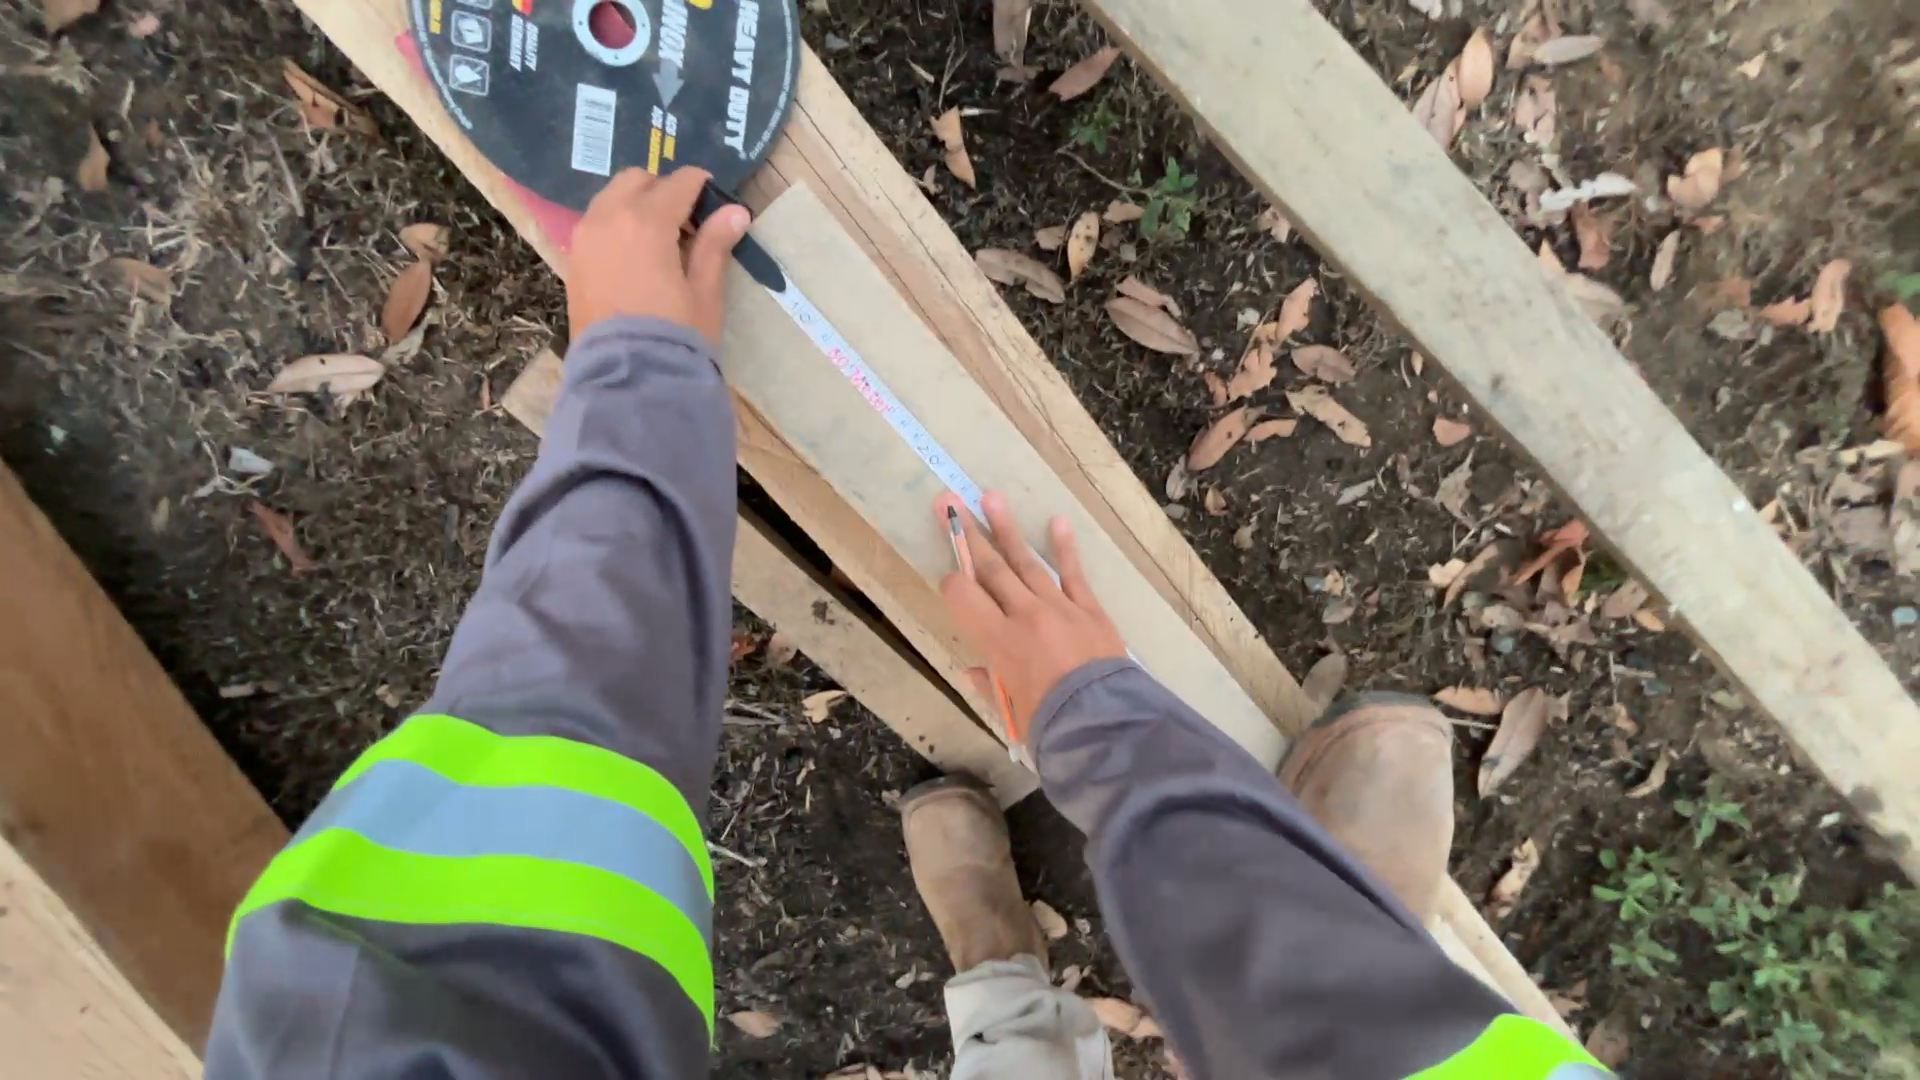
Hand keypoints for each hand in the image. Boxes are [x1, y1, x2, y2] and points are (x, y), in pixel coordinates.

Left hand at [565, 166, 750, 345]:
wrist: (630, 377)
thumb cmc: (677, 336)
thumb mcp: (705, 293)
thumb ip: (715, 246)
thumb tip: (735, 211)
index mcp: (647, 222)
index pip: (677, 185)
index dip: (699, 185)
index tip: (714, 193)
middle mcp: (609, 218)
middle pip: (637, 181)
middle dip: (663, 190)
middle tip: (687, 220)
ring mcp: (586, 238)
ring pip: (611, 198)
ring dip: (636, 205)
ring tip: (661, 240)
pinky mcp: (574, 261)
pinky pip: (596, 224)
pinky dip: (617, 225)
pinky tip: (636, 256)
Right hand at [938, 492, 1126, 742]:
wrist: (1108, 724)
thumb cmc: (1051, 724)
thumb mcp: (1010, 712)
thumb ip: (989, 686)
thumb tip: (974, 670)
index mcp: (998, 641)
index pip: (963, 595)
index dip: (951, 583)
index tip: (949, 579)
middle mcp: (1024, 614)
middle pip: (991, 567)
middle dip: (967, 534)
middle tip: (949, 502)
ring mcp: (1059, 607)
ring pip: (1027, 561)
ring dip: (1007, 529)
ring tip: (991, 498)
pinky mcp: (1090, 609)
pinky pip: (1073, 573)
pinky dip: (1064, 547)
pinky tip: (1057, 521)